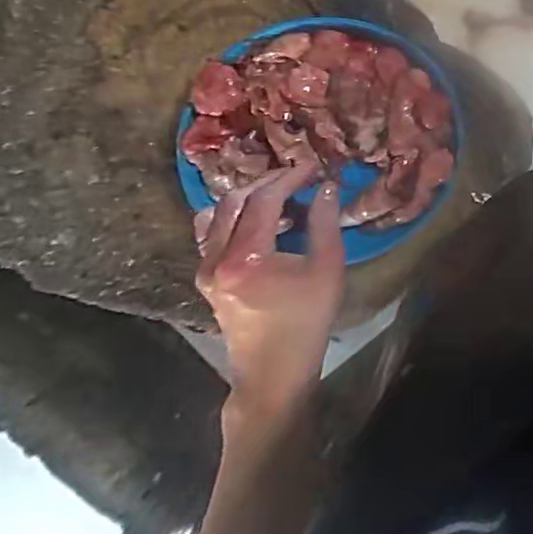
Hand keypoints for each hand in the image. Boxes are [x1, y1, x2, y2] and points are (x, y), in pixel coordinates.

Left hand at [194, 165, 344, 419]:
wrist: (273, 367)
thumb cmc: (307, 317)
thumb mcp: (327, 266)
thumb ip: (324, 222)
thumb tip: (326, 186)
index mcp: (246, 257)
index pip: (264, 201)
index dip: (289, 178)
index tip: (313, 166)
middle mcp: (215, 259)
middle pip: (233, 202)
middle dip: (266, 182)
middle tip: (298, 175)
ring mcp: (205, 269)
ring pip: (218, 216)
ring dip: (249, 198)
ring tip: (283, 195)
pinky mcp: (206, 277)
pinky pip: (213, 234)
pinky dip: (236, 216)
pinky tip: (263, 219)